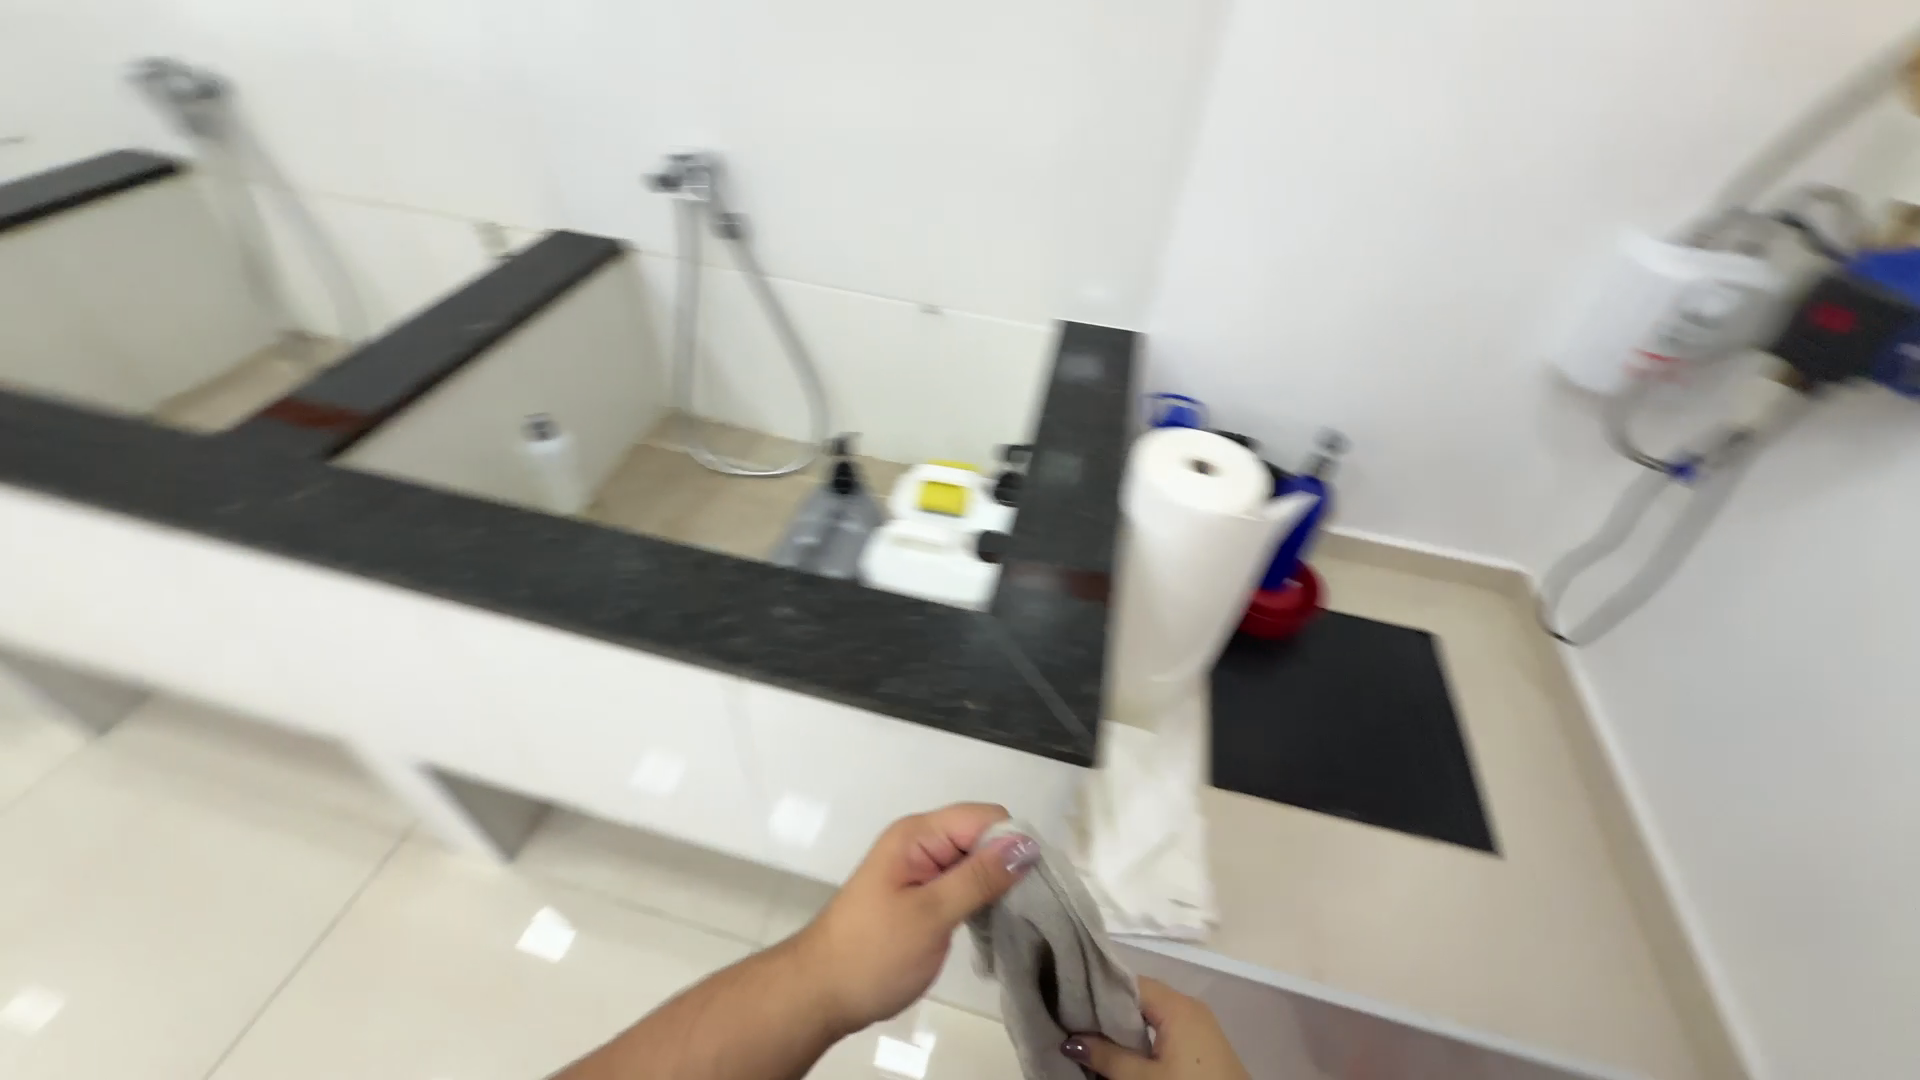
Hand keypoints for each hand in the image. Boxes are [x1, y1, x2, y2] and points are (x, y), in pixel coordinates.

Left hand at [792, 802, 1040, 1034]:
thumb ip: (978, 878)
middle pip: (981, 836)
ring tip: (1008, 920)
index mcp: (919, 834)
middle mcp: (921, 841)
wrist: (820, 993)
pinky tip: (989, 925)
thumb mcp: (930, 915)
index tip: (1031, 885)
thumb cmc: (873, 952)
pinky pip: (962, 882)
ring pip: (974, 861)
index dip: (1011, 843)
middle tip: (1022, 909)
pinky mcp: (921, 894)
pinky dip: (979, 900)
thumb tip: (1025, 844)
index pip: (984, 817)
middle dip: (1005, 865)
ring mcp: (920, 868)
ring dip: (993, 886)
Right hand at [1062, 977, 1249, 1079]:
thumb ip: (1106, 1057)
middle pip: (1140, 998)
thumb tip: (1070, 1039)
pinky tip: (1126, 1054)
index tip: (1072, 1004)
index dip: (1099, 991)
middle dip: (1110, 1012)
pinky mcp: (1205, 1047)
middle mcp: (1189, 1006)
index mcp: (1176, 1004)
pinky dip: (1145, 1038)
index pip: (1128, 982)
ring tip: (1095, 1040)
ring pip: (1152, 1016)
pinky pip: (1167, 1030)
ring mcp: (1200, 1026)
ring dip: (1126, 1029)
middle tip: (1078, 1024)